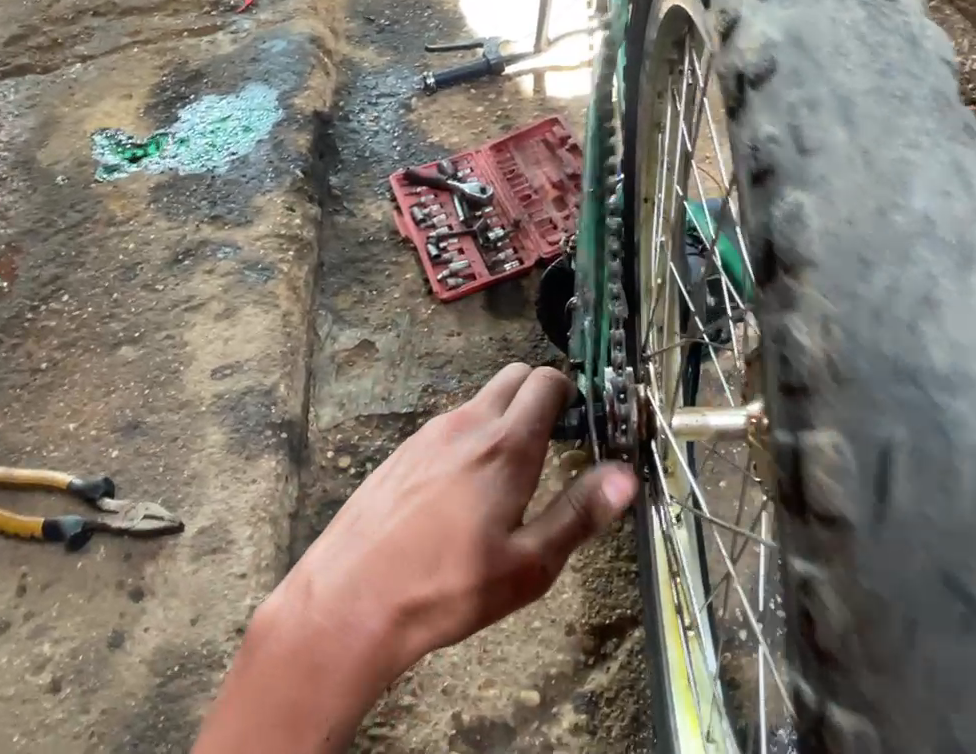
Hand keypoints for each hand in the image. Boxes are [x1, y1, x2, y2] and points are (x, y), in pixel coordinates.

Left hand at [277, 363, 637, 677]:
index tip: (581, 424)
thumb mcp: (528, 566)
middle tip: (554, 442)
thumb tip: (625, 476)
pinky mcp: (402, 451)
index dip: (571, 394)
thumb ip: (579, 513)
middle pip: (514, 376)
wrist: (350, 598)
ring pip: (480, 400)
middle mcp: (467, 425)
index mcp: (505, 446)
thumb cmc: (446, 588)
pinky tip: (462, 491)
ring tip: (510, 475)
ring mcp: (429, 434)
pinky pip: (450, 424)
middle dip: (540, 395)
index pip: (547, 382)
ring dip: (504, 416)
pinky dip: (470, 437)